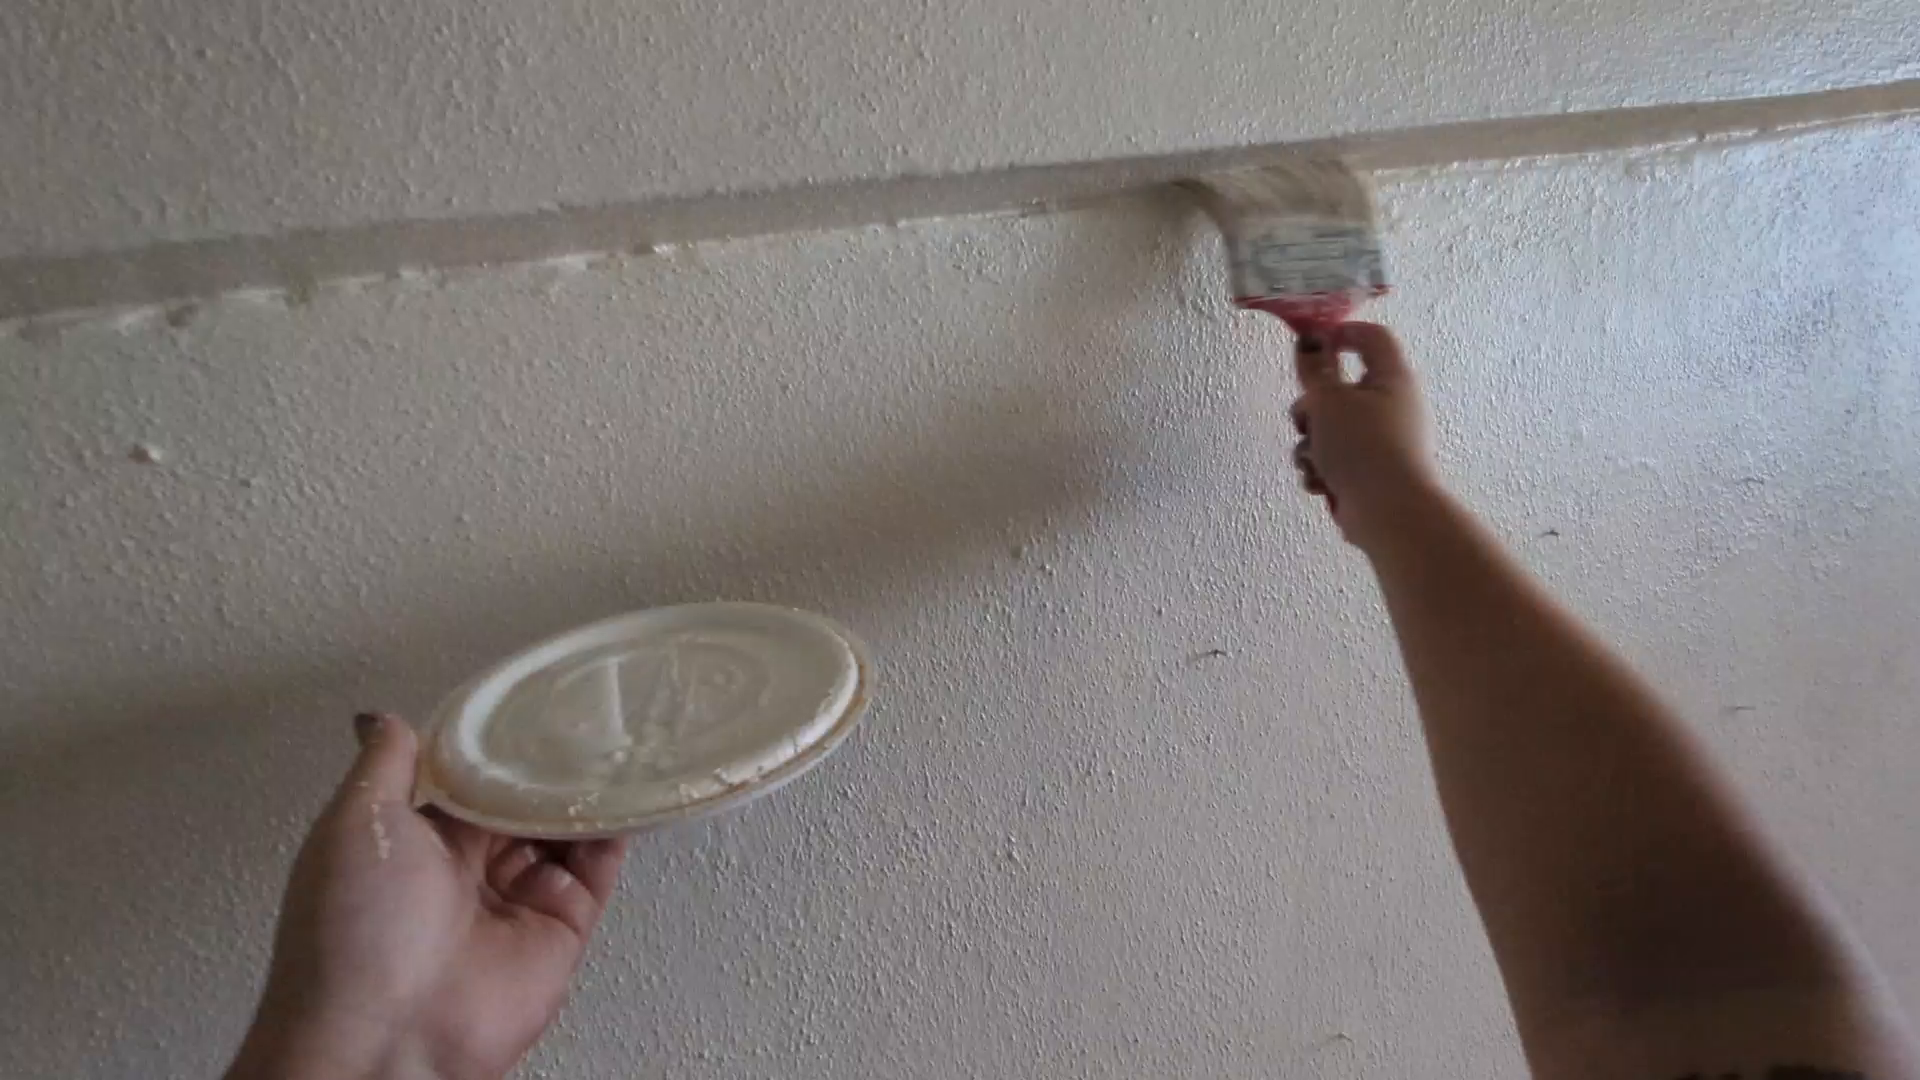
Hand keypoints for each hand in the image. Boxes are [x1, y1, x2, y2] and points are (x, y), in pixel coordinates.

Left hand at [226, 713, 627, 1079]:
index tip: (538, 702)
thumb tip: (379, 716)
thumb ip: (386, 767)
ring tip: (622, 744)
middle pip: (531, 799)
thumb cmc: (355, 935)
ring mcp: (525, 893)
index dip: (507, 741)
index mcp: (426, 842)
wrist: (391, 1035)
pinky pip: (602, 863)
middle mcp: (476, 866)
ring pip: (572, 825)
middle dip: (558, 763)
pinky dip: (621, 828)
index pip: (478, 778)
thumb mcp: (356, 828)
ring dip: (594, 791)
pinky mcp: (567, 920)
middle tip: (594, 715)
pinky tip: (633, 793)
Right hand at [1289, 322, 1441, 548]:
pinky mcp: (1368, 470)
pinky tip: (1321, 483)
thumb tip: (1309, 338)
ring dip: (1310, 445)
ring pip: (1329, 429)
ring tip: (1314, 462)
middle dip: (1311, 408)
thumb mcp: (1329, 400)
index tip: (1308, 348)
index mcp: (1390, 378)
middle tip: (1304, 420)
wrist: (1386, 510)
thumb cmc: (1361, 446)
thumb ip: (1314, 369)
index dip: (1339, 334)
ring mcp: (1380, 441)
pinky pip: (1334, 459)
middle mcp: (1390, 406)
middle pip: (1339, 390)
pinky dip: (1321, 469)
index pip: (1370, 338)